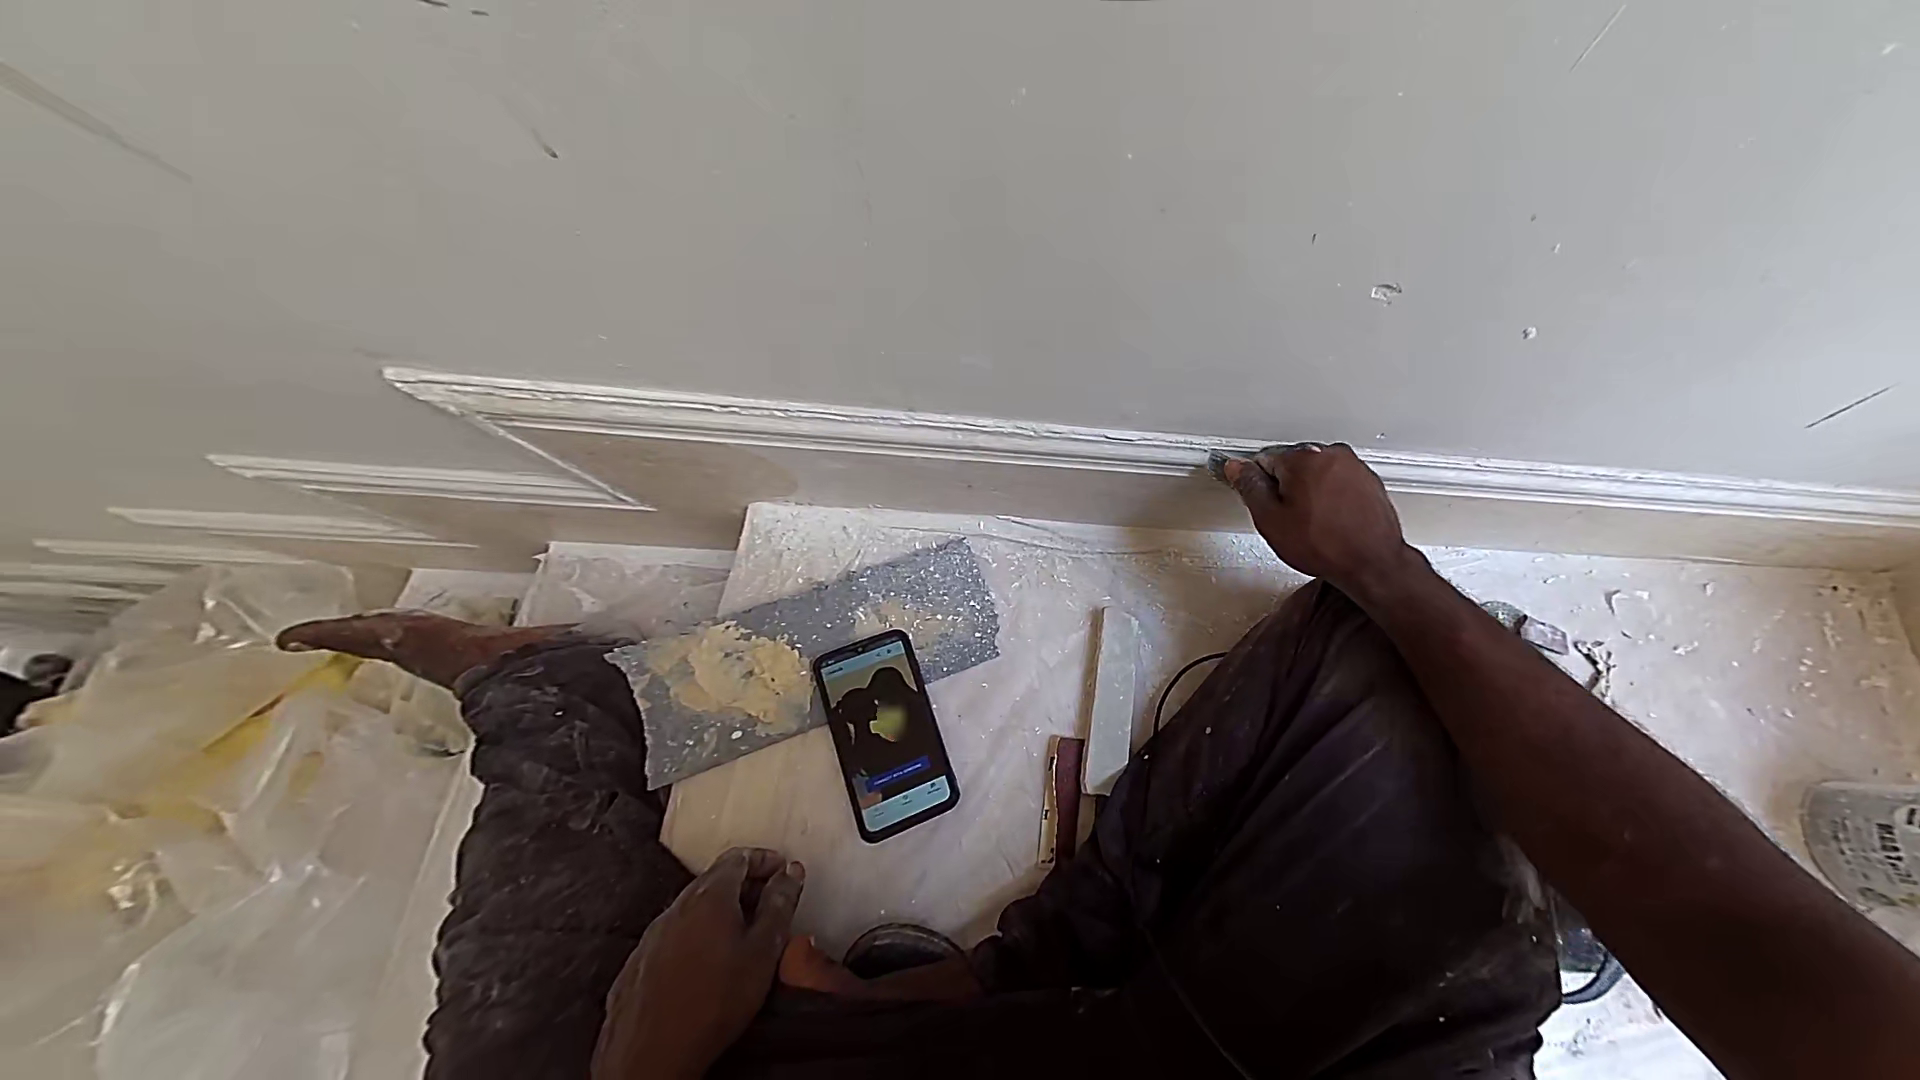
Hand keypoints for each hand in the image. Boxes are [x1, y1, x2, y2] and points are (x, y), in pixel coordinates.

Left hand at [592, 848, 804, 1079]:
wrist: (650, 1060)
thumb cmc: (712, 1005)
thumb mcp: (764, 951)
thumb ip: (780, 904)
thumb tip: (791, 872)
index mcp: (709, 897)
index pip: (739, 857)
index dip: (764, 859)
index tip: (781, 868)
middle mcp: (676, 907)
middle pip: (714, 878)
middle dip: (744, 882)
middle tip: (767, 898)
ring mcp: (651, 936)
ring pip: (691, 907)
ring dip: (717, 910)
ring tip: (740, 932)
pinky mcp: (636, 966)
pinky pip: (671, 936)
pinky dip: (693, 936)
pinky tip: (704, 962)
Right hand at [1222, 443, 1424, 598]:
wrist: (1372, 564)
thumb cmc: (1325, 545)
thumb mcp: (1270, 519)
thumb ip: (1249, 486)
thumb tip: (1237, 468)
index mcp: (1302, 458)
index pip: (1263, 460)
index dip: (1258, 485)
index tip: (1263, 503)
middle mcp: (1331, 454)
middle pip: (1292, 464)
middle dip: (1285, 487)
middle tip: (1288, 517)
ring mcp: (1354, 466)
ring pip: (1316, 473)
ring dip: (1309, 491)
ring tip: (1312, 522)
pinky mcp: (1369, 480)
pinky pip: (1338, 482)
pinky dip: (1331, 496)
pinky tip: (1330, 520)